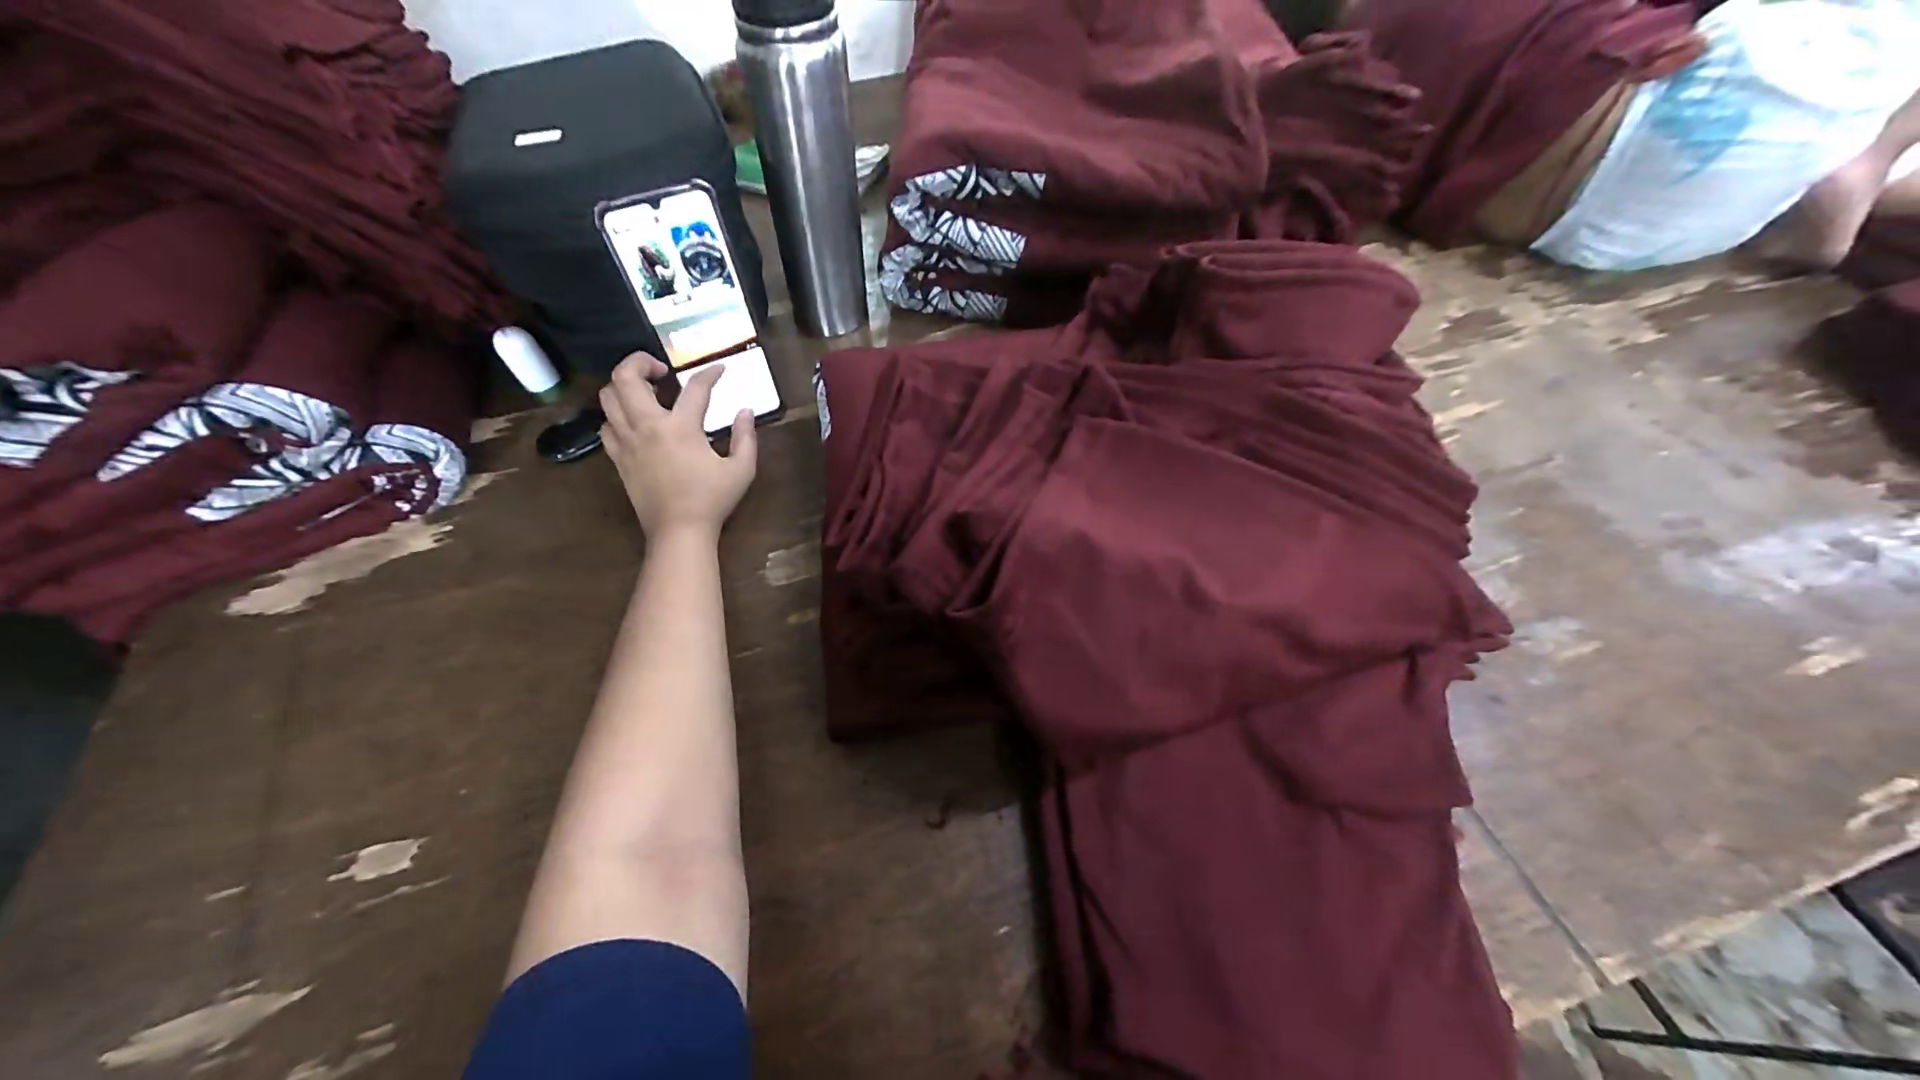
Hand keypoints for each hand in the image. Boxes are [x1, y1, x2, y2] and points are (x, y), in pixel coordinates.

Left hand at [599, 353, 757, 542]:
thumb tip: (745, 412)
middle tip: (661, 371)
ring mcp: (628, 441)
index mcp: (681, 428)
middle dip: (641, 362)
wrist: (678, 532)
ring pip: (608, 397)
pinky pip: (606, 425)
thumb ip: (746, 438)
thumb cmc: (712, 500)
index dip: (710, 374)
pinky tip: (634, 422)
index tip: (719, 370)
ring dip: (624, 386)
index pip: (695, 387)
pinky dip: (617, 415)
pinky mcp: (618, 458)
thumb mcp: (741, 470)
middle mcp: (648, 426)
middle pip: (626, 377)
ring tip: (645, 392)